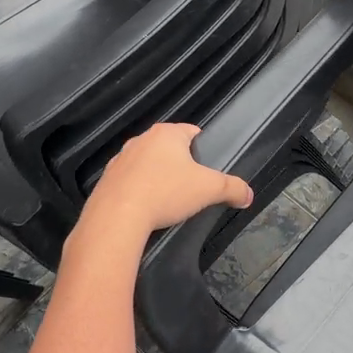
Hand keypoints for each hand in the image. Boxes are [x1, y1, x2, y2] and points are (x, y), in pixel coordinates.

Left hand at [75, 124, 251, 245]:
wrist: (116, 219)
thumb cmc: (166, 193)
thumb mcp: (210, 189)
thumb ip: (233, 188)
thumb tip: (248, 195)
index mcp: (167, 133)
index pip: (192, 132)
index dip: (204, 149)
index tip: (208, 169)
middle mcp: (141, 140)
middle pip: (169, 149)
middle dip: (181, 166)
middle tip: (192, 187)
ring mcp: (119, 159)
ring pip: (148, 165)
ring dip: (158, 178)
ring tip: (168, 202)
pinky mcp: (105, 181)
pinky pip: (129, 182)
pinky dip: (138, 192)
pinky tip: (145, 210)